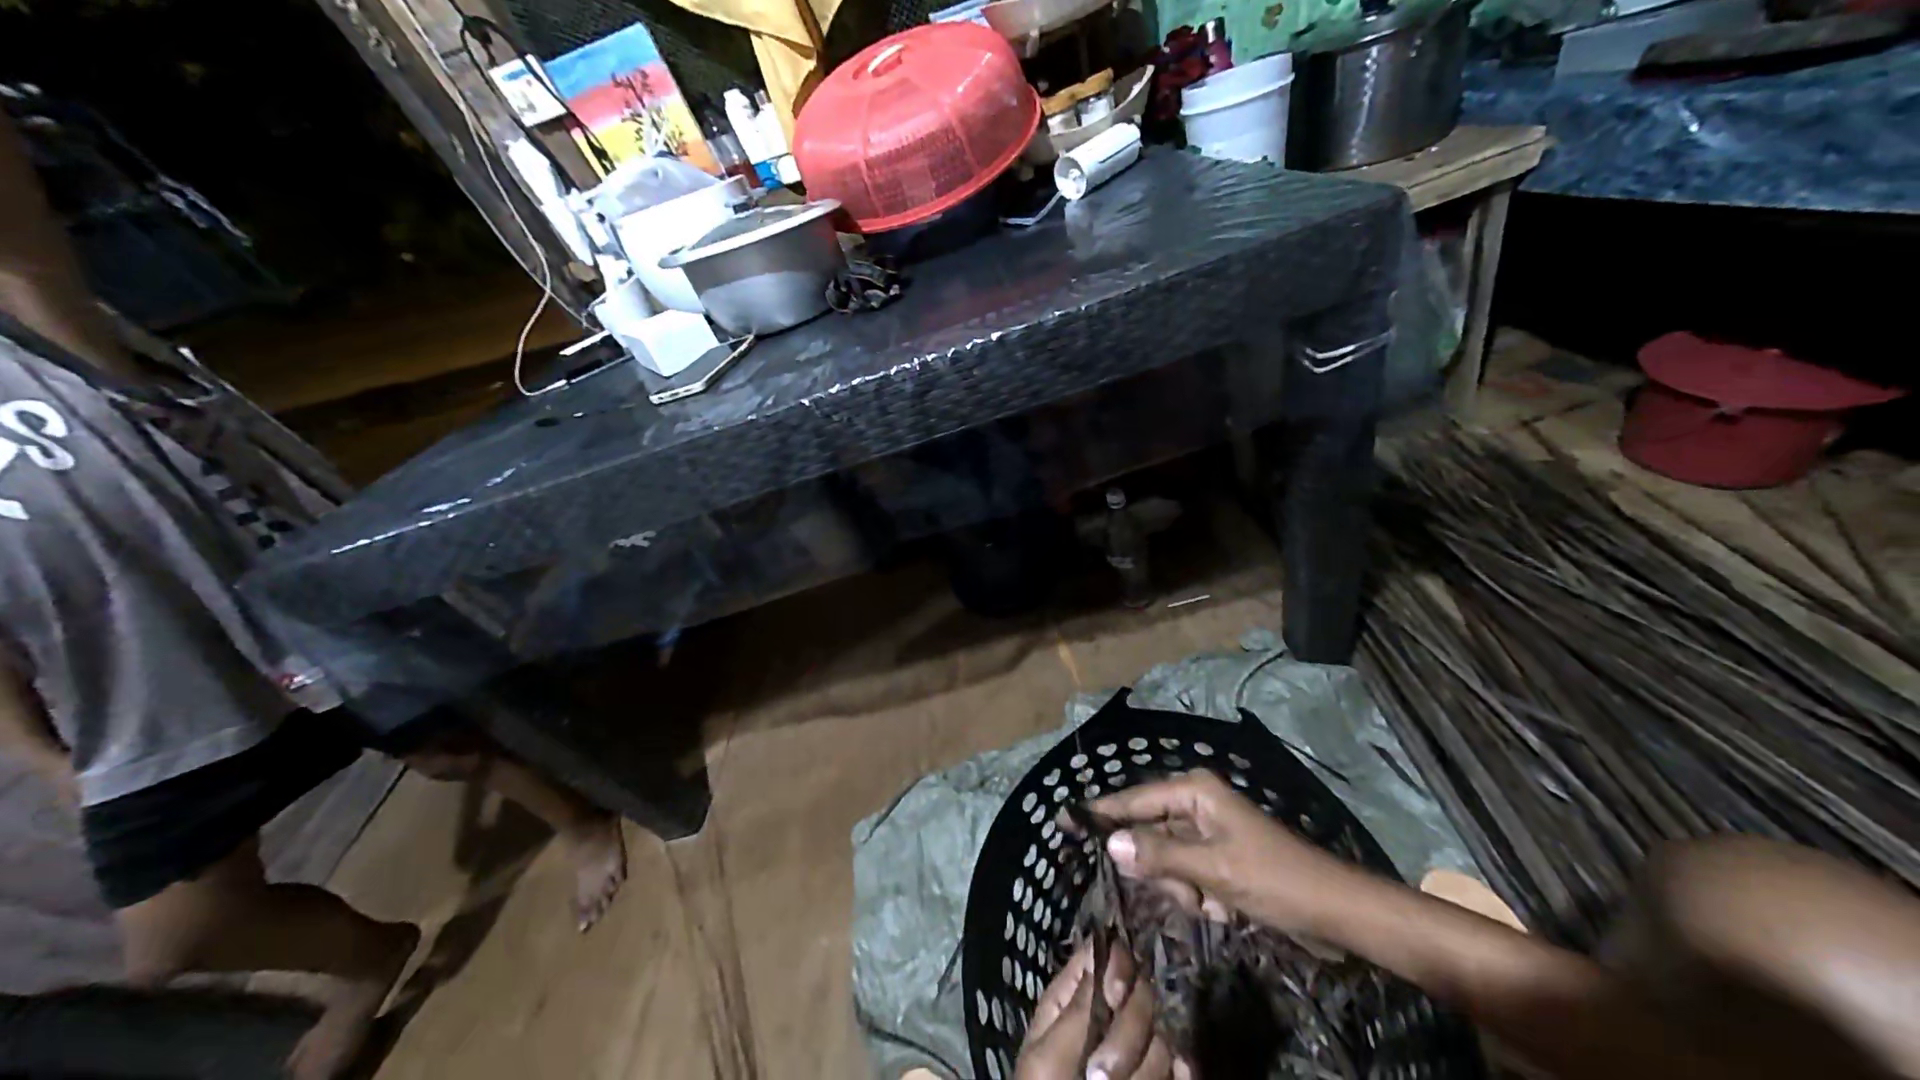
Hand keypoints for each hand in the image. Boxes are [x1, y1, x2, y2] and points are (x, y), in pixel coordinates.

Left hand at [1015, 938, 1180, 1079]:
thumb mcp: (1048, 1061)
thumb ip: (1080, 1008)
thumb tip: (1103, 944)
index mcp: (1071, 1003)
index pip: (1103, 957)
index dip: (1116, 965)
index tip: (1116, 993)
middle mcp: (1108, 1019)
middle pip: (1139, 995)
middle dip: (1125, 1037)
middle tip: (1099, 1075)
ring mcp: (1137, 1052)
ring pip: (1161, 1038)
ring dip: (1141, 1071)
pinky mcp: (1161, 1077)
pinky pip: (1184, 1066)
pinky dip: (1179, 1075)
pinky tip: (1174, 1079)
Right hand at [1087, 770, 1356, 935]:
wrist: (1333, 911)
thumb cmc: (1274, 879)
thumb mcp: (1214, 870)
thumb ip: (1159, 855)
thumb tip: (1109, 843)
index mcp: (1194, 791)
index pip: (1132, 800)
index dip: (1099, 814)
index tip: (1062, 821)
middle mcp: (1195, 805)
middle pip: (1148, 836)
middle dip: (1165, 872)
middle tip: (1192, 893)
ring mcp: (1206, 833)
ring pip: (1165, 863)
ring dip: (1185, 890)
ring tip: (1216, 904)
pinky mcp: (1216, 858)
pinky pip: (1185, 877)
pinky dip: (1200, 898)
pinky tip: (1226, 909)